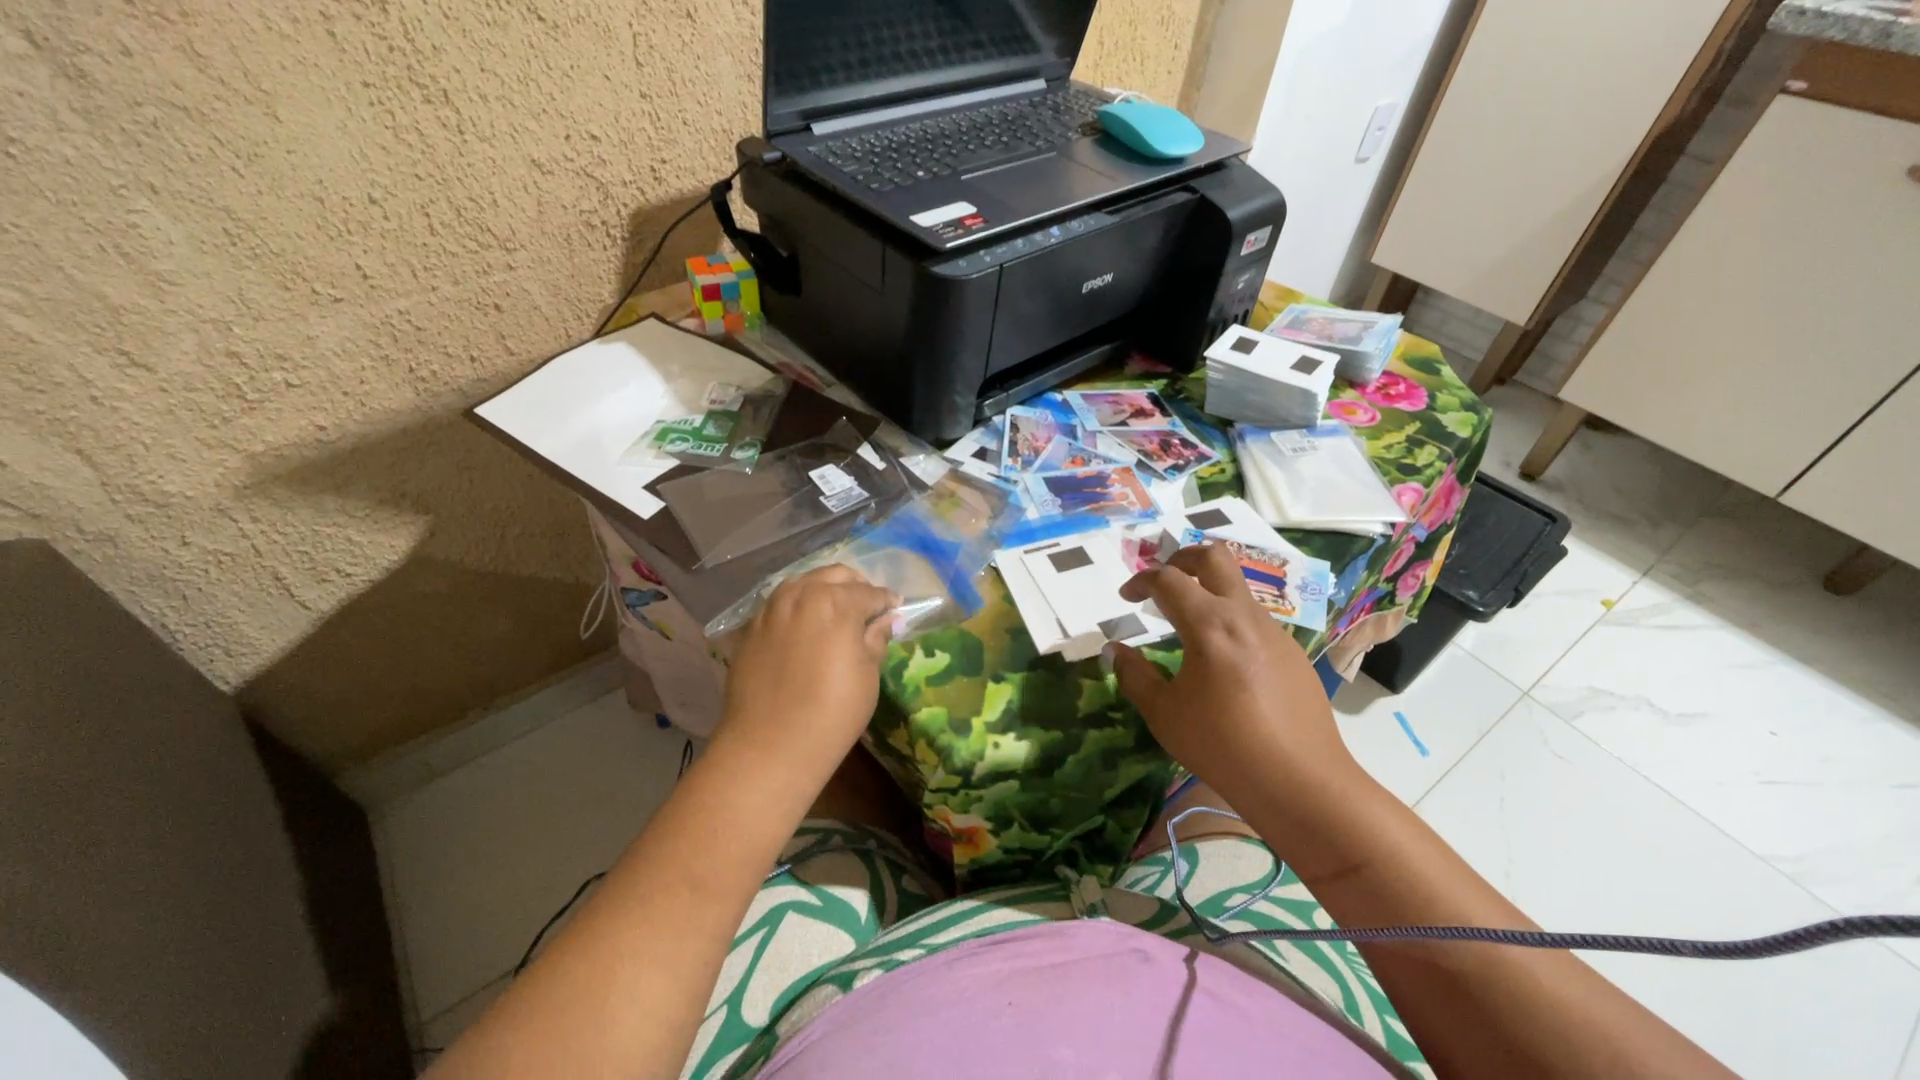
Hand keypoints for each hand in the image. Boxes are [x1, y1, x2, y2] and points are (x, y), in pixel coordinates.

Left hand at [716, 565, 899, 773]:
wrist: (768, 744)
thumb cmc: (832, 713)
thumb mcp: (867, 676)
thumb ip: (875, 639)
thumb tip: (884, 620)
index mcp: (836, 602)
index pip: (870, 593)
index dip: (886, 601)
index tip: (895, 608)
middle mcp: (801, 594)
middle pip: (834, 576)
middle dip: (855, 586)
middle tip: (866, 607)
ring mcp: (770, 609)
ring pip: (802, 583)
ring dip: (823, 590)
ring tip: (834, 612)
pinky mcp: (750, 628)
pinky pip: (778, 604)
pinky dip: (796, 606)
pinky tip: (803, 626)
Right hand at [1109, 544, 1360, 803]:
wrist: (1299, 780)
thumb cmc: (1222, 746)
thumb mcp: (1164, 714)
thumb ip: (1135, 675)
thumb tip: (1116, 651)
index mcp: (1209, 624)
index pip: (1168, 580)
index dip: (1141, 581)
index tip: (1126, 599)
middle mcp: (1244, 616)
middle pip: (1214, 557)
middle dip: (1182, 558)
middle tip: (1162, 581)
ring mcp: (1274, 632)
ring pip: (1238, 589)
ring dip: (1209, 592)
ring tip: (1188, 626)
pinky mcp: (1293, 654)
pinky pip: (1255, 621)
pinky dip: (1230, 622)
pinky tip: (1223, 662)